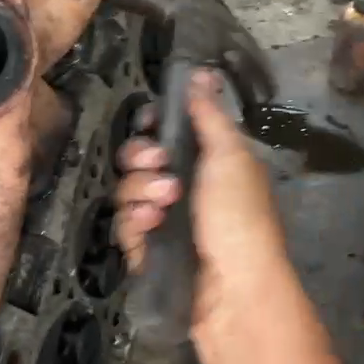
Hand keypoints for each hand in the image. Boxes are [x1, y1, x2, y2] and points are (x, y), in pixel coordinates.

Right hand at [113, 69, 287, 331]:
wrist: (233, 291)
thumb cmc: (240, 217)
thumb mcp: (231, 157)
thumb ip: (209, 115)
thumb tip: (201, 72)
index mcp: (207, 161)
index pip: (167, 132)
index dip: (154, 125)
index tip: (153, 121)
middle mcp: (183, 186)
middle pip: (138, 157)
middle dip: (142, 157)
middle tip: (160, 164)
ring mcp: (162, 219)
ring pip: (127, 189)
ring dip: (142, 190)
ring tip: (164, 206)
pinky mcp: (145, 250)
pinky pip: (123, 225)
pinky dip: (134, 223)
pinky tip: (151, 226)